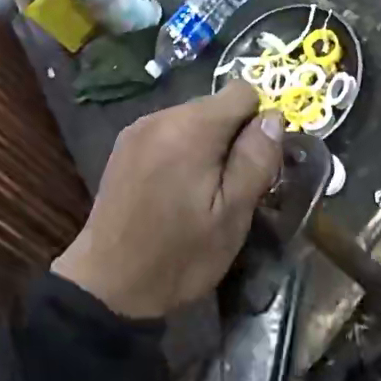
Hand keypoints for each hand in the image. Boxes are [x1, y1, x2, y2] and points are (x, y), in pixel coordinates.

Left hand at [53, 84, 283, 317]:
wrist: (106, 289)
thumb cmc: (178, 255)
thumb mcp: (232, 215)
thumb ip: (256, 159)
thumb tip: (273, 117)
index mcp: (191, 127)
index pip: (243, 92)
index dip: (257, 123)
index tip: (252, 163)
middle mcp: (162, 116)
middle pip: (217, 105)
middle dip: (232, 135)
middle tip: (229, 186)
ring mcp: (139, 128)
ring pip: (194, 117)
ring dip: (207, 143)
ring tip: (200, 191)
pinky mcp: (124, 145)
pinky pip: (169, 131)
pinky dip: (182, 149)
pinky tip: (174, 188)